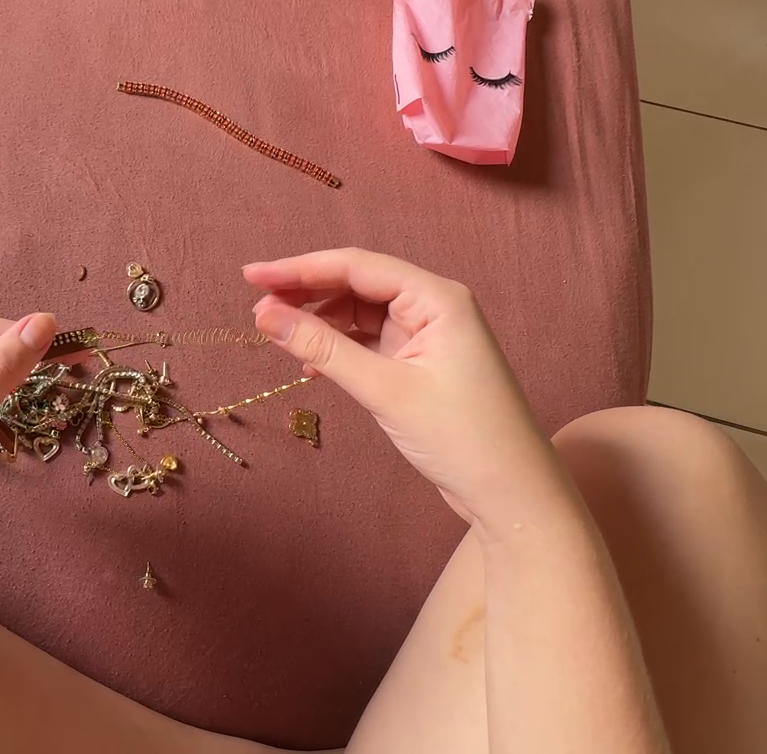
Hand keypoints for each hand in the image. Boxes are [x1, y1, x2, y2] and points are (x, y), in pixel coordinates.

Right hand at [245, 249, 572, 529]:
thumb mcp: (384, 390)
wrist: (514, 499)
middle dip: (305, 293)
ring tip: (276, 335)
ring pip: (357, 312)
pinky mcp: (417, 362)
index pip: (355, 266)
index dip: (298, 268)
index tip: (251, 276)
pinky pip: (365, 341)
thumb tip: (263, 315)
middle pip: (354, 284)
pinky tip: (309, 365)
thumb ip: (322, 348)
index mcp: (436, 297)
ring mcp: (424, 334)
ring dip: (317, 322)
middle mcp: (431, 306)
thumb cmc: (461, 438)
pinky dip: (335, 348)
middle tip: (256, 307)